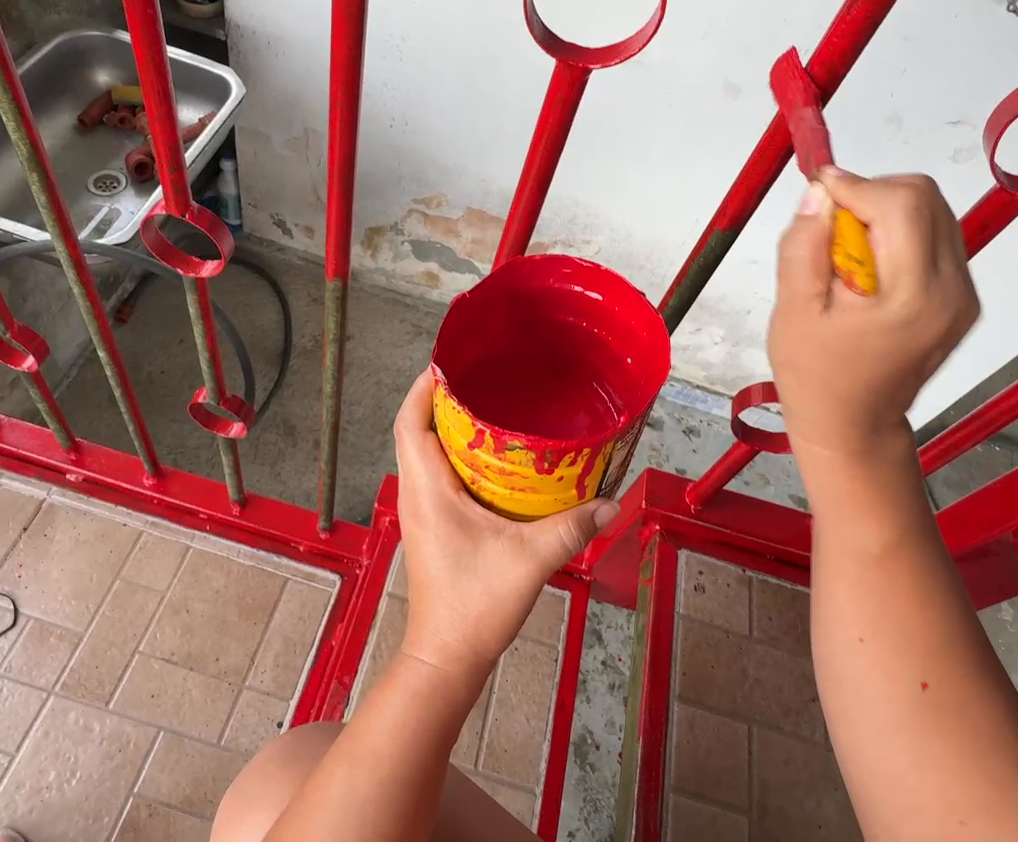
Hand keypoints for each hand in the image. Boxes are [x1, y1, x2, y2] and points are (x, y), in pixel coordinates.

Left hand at [391, 370, 616, 681]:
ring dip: (450, 427)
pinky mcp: (434, 526)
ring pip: (426, 452)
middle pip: (415, 430)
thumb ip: (571, 528)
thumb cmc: (474, 606)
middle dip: (441, 399)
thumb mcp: (530, 559)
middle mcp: (417, 493)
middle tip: (483, 378)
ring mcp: (422, 511)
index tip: (452, 362)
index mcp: (426, 489)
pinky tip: (497, 461)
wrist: (447, 656)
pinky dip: (460, 456)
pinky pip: (439, 475)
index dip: (423, 386)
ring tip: (492, 408)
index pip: (409, 421)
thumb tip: (609, 503)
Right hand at [769, 168, 978, 460]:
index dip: (854, 186)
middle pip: (924, 197)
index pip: (901, 204)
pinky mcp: (962, 296)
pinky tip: (866, 264)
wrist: (853, 424)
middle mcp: (953, 289)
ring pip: (932, 210)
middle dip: (870, 195)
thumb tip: (820, 192)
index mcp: (913, 296)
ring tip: (844, 249)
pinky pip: (934, 234)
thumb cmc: (815, 374)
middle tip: (829, 228)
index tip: (817, 193)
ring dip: (884, 210)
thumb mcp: (792, 311)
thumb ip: (804, 247)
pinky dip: (897, 230)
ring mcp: (964, 293)